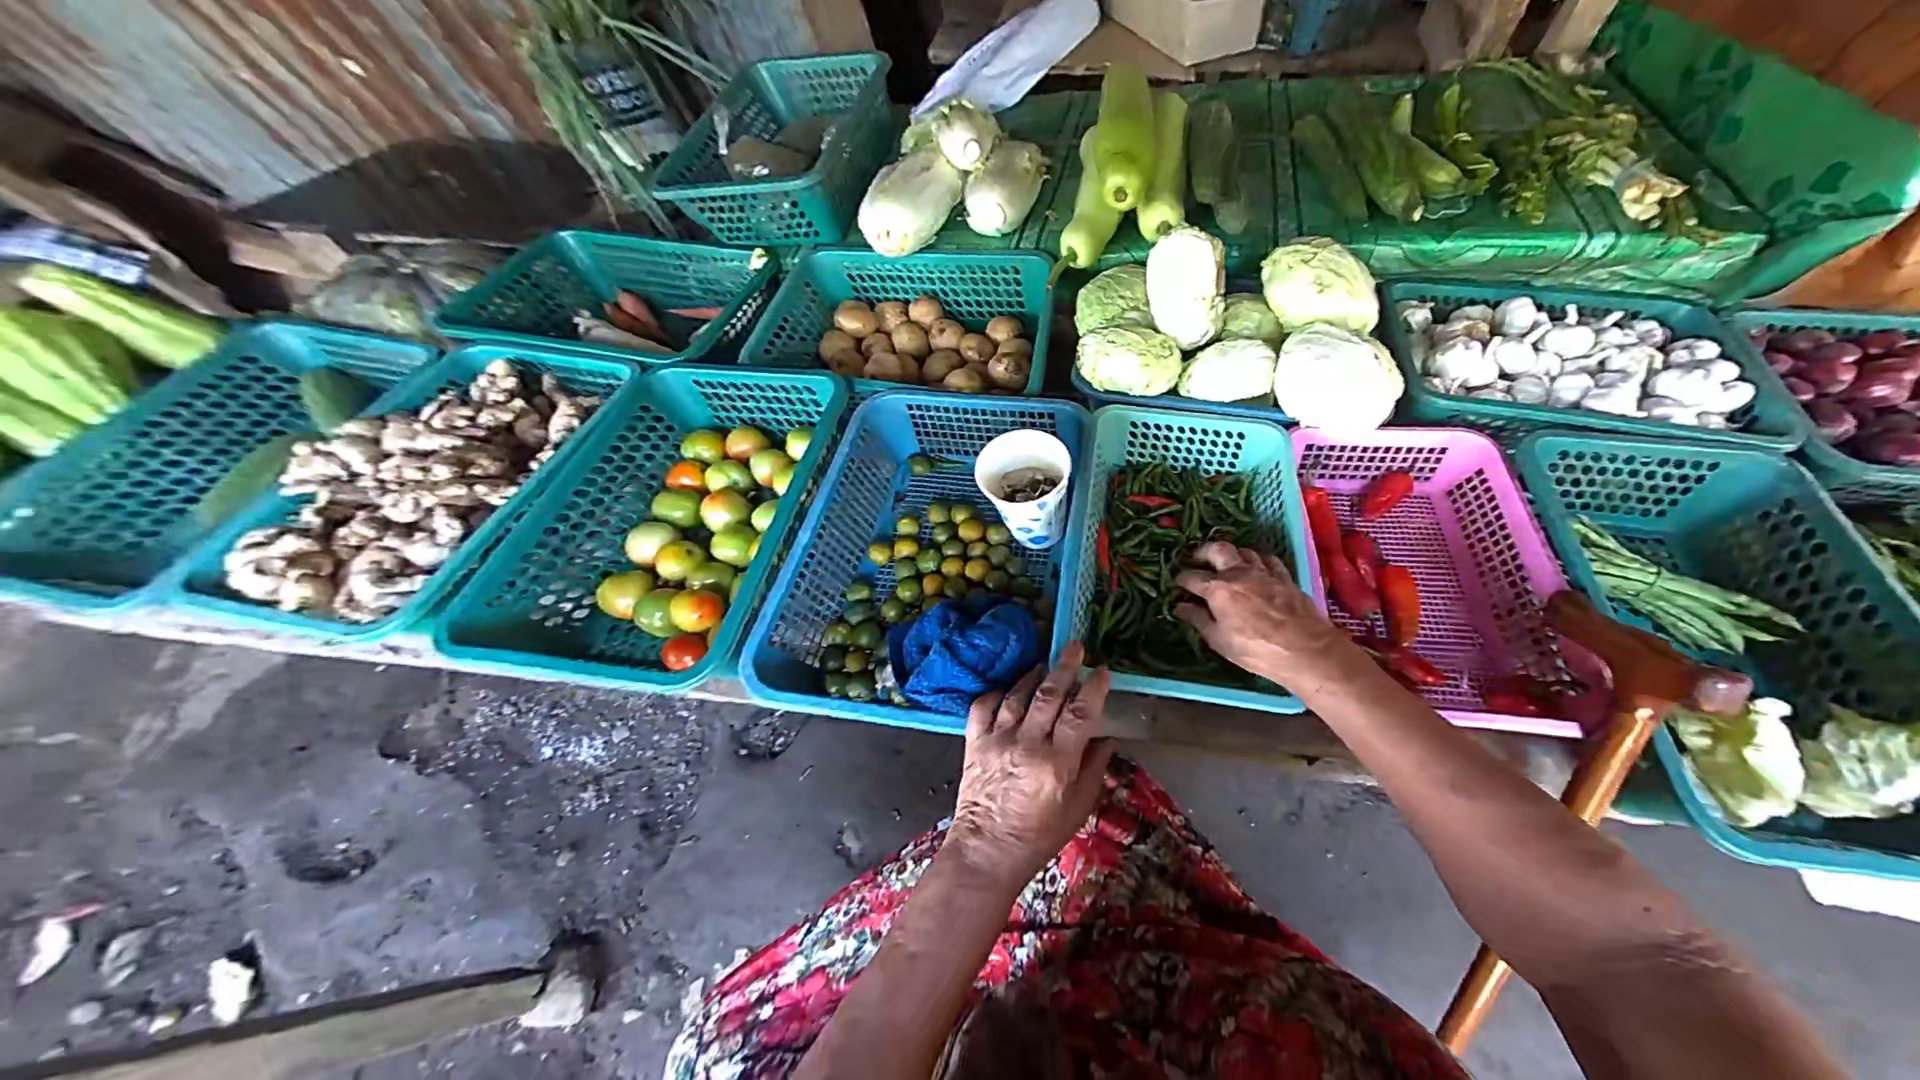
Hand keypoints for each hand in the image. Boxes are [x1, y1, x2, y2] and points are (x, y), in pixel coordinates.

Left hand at [946, 642, 1114, 890]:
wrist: (987, 850)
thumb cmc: (1039, 836)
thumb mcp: (1077, 808)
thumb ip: (1094, 769)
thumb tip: (1107, 736)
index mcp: (1056, 763)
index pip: (1080, 714)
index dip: (1093, 689)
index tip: (1102, 671)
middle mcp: (1026, 744)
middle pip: (1049, 695)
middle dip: (1064, 666)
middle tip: (1074, 646)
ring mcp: (997, 740)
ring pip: (1017, 695)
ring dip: (1033, 676)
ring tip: (1045, 664)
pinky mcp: (974, 742)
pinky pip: (983, 706)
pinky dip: (996, 693)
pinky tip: (1008, 689)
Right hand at [1175, 541, 1349, 683]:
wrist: (1306, 650)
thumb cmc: (1255, 649)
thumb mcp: (1219, 640)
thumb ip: (1198, 619)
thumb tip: (1180, 606)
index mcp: (1218, 589)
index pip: (1191, 577)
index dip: (1180, 579)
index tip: (1176, 584)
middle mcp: (1239, 573)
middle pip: (1218, 549)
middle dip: (1203, 551)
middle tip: (1196, 559)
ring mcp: (1264, 573)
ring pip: (1245, 551)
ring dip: (1232, 555)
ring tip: (1227, 564)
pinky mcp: (1285, 578)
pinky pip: (1269, 560)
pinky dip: (1259, 560)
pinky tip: (1258, 568)